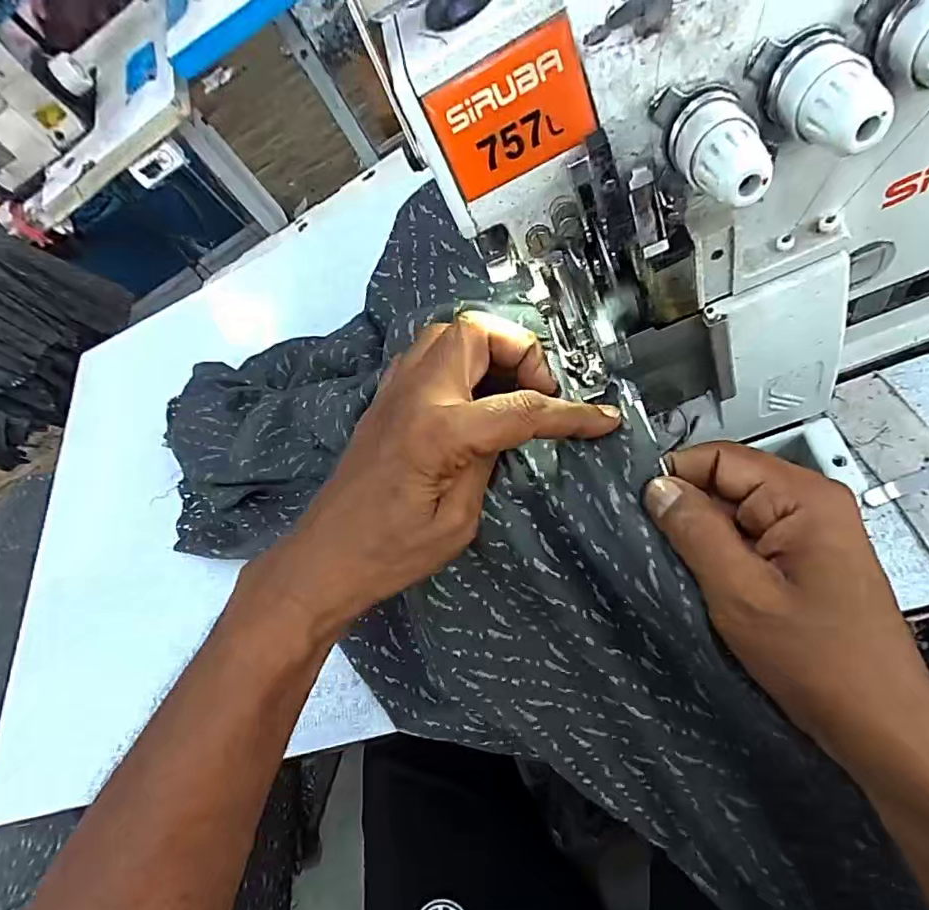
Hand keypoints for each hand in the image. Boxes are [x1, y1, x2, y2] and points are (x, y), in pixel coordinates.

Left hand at [245, 313, 620, 632]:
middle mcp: (414, 396)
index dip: (571, 415)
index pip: (521, 409)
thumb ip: (487, 464)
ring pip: (449, 333)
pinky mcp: (385, 401)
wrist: (325, 558)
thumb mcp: (458, 521)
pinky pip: (429, 355)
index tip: (603, 419)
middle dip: (522, 352)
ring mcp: (394, 393)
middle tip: (542, 393)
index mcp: (438, 431)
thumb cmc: (390, 554)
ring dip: (491, 350)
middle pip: (476, 332)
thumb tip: (507, 433)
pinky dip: (463, 361)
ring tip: (514, 390)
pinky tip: (478, 398)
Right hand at [644, 443, 928, 785]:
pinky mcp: (811, 566)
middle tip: (661, 556)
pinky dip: (730, 566)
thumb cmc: (824, 663)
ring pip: (740, 521)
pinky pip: (757, 548)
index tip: (639, 509)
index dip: (675, 476)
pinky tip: (717, 595)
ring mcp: (815, 537)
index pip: (721, 458)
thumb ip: (696, 532)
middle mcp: (815, 506)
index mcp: (805, 497)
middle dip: (691, 516)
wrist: (879, 722)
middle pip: (731, 486)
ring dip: (710, 546)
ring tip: (690, 582)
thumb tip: (660, 487)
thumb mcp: (742, 594)